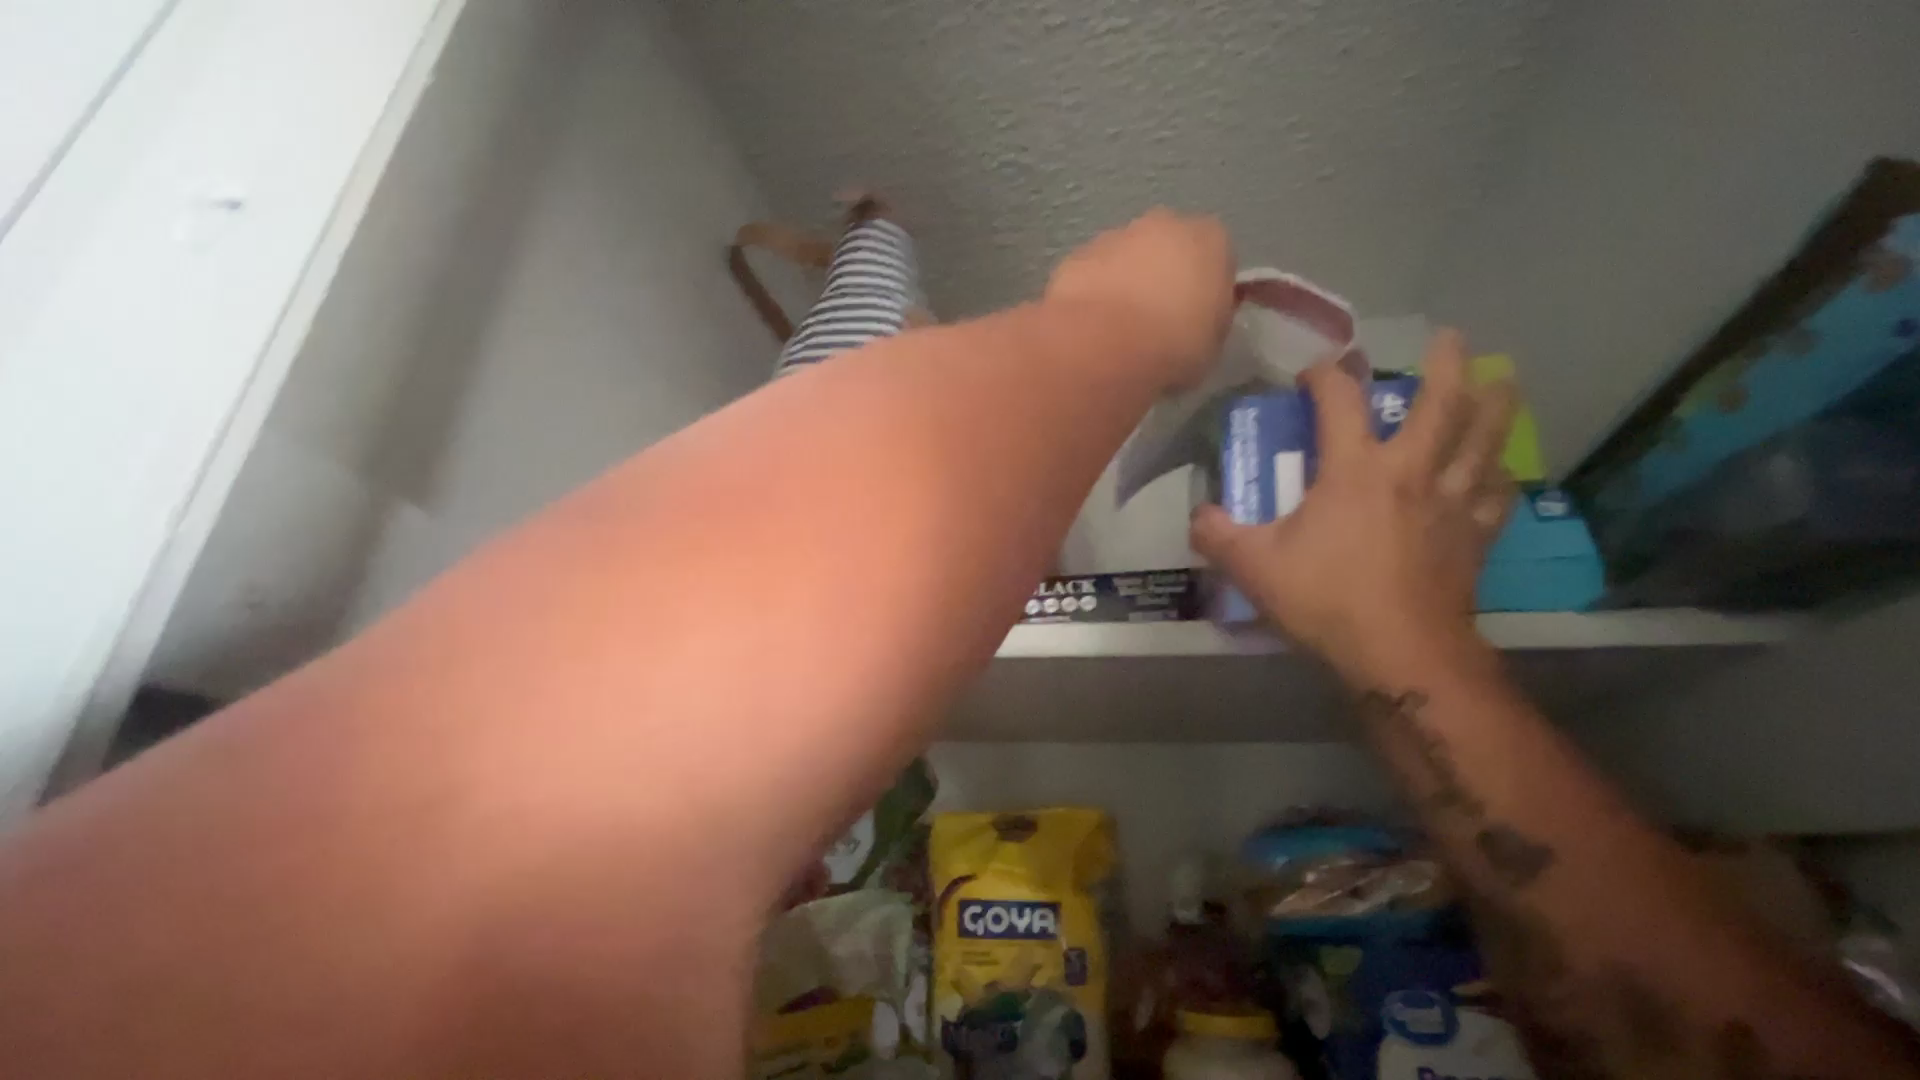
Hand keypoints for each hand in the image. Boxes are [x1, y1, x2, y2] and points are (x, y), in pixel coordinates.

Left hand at [1045, 209, 1234, 389]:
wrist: (1103, 348)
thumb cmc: (1172, 347)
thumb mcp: (1212, 344)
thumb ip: (1209, 320)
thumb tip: (1198, 320)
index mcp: (1209, 239)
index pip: (1216, 256)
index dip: (1207, 288)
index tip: (1197, 317)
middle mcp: (1163, 225)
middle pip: (1167, 246)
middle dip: (1162, 275)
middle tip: (1156, 320)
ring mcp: (1114, 236)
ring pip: (1125, 257)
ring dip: (1124, 282)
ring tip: (1116, 329)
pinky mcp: (1075, 257)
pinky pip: (1091, 274)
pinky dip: (1091, 293)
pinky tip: (1088, 328)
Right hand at [1190, 330, 1516, 680]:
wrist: (1400, 654)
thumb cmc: (1326, 601)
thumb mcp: (1253, 567)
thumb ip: (1218, 535)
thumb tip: (1197, 516)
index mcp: (1354, 470)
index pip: (1340, 400)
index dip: (1324, 376)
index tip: (1312, 372)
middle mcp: (1410, 472)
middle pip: (1441, 402)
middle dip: (1445, 363)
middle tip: (1449, 338)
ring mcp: (1451, 502)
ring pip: (1484, 440)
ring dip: (1495, 404)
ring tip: (1501, 381)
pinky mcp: (1475, 537)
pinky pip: (1498, 495)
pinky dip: (1499, 476)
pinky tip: (1497, 471)